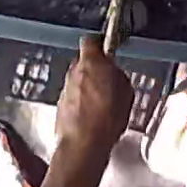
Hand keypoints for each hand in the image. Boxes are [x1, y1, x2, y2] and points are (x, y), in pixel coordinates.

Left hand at [54, 37, 133, 165]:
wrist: (83, 146)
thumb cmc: (106, 118)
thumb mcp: (126, 91)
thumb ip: (118, 75)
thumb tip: (114, 74)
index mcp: (91, 62)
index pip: (91, 40)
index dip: (99, 43)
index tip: (107, 47)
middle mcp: (74, 73)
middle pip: (83, 61)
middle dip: (94, 67)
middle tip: (108, 77)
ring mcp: (65, 90)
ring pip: (77, 80)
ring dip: (87, 86)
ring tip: (102, 101)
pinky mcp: (59, 108)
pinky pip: (72, 98)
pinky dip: (80, 103)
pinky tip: (92, 115)